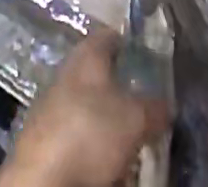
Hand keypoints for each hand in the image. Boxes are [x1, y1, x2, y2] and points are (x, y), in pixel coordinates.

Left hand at [0, 32, 169, 186]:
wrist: (41, 180)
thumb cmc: (90, 132)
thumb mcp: (136, 118)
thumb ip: (155, 107)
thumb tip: (166, 105)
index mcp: (86, 56)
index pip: (109, 35)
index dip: (129, 41)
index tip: (147, 52)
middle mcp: (66, 73)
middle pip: (99, 73)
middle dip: (122, 87)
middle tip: (146, 101)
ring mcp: (51, 106)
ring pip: (89, 106)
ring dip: (108, 119)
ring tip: (131, 136)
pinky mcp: (43, 139)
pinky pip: (78, 134)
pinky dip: (94, 142)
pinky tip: (108, 159)